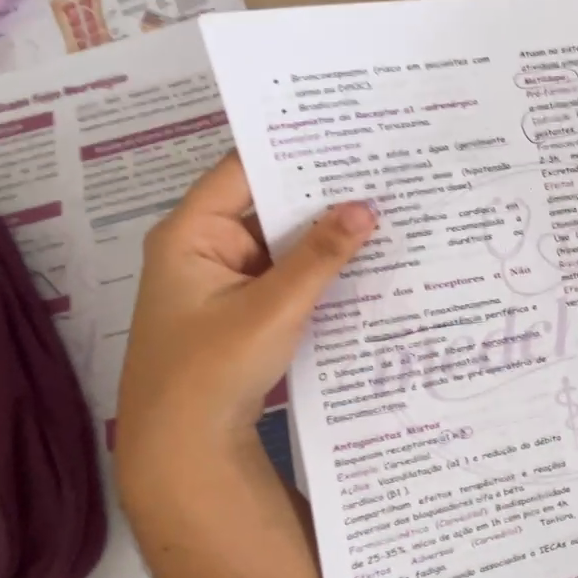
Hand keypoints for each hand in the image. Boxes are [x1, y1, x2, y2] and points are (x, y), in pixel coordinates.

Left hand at [116, 154, 375, 473]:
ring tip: (392, 203)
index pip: (244, 171)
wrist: (186, 444)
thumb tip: (367, 207)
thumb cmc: (211, 368)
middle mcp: (210, 246)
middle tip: (387, 168)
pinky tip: (372, 252)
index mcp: (193, 235)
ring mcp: (232, 275)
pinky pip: (295, 268)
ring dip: (332, 229)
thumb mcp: (274, 307)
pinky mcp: (254, 302)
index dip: (294, 150)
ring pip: (290, 238)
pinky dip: (328, 261)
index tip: (349, 134)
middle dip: (327, 190)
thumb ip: (322, 256)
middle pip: (273, 203)